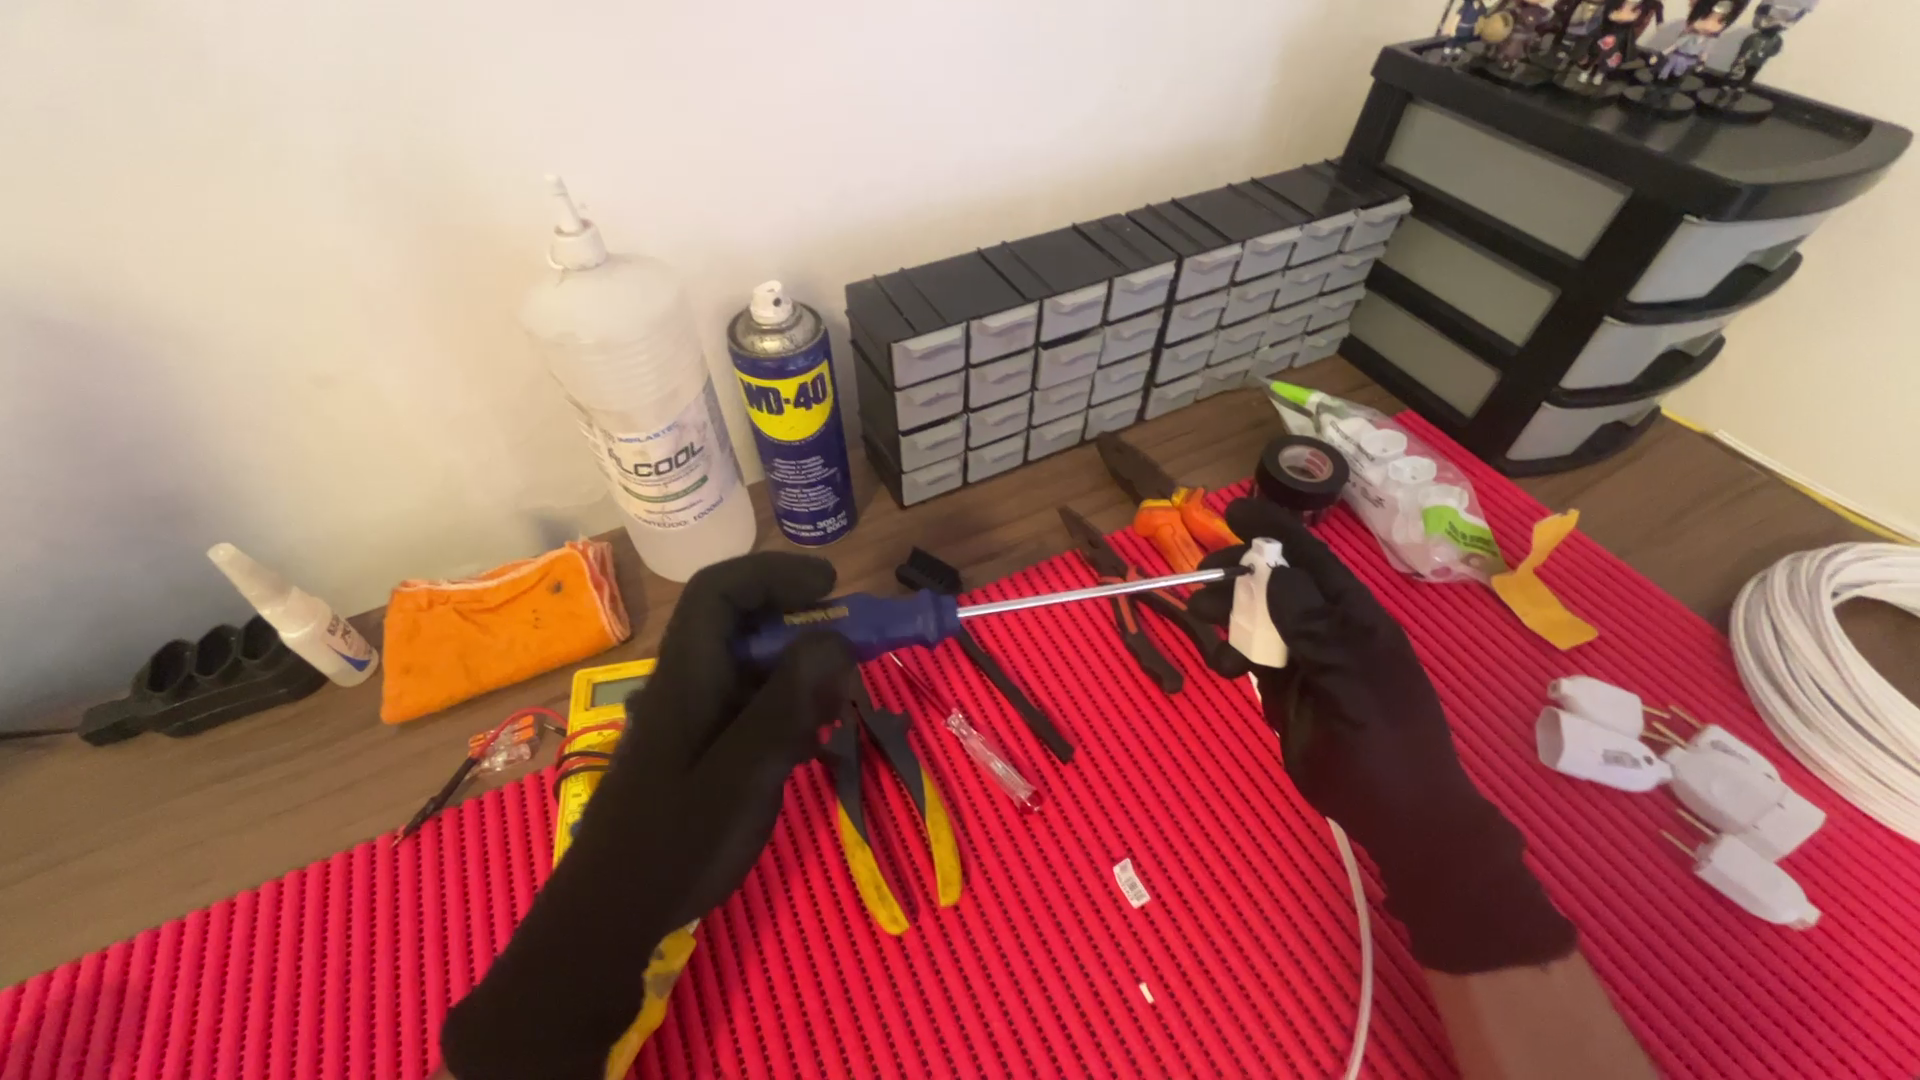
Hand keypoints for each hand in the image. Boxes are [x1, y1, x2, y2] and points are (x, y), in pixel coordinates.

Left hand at [442, 553, 855, 1079]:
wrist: (611, 918)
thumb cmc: (673, 844)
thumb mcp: (742, 773)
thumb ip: (786, 703)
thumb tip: (834, 640)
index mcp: (687, 675)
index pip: (720, 590)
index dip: (775, 575)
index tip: (830, 588)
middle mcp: (690, 683)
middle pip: (746, 625)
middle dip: (804, 629)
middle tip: (853, 657)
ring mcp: (697, 716)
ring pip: (756, 667)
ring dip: (803, 674)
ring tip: (839, 705)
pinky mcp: (706, 747)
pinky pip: (754, 706)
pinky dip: (791, 710)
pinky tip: (813, 743)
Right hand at [1189, 499, 1574, 974]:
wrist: (1401, 818)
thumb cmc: (1385, 753)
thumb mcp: (1350, 688)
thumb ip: (1312, 630)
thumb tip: (1277, 572)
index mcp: (1356, 622)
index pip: (1312, 561)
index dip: (1274, 532)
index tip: (1233, 514)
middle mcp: (1331, 631)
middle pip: (1277, 587)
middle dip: (1237, 583)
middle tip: (1198, 593)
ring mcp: (1310, 659)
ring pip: (1260, 621)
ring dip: (1229, 623)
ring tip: (1210, 643)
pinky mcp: (1292, 688)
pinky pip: (1255, 657)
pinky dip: (1234, 657)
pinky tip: (1226, 674)